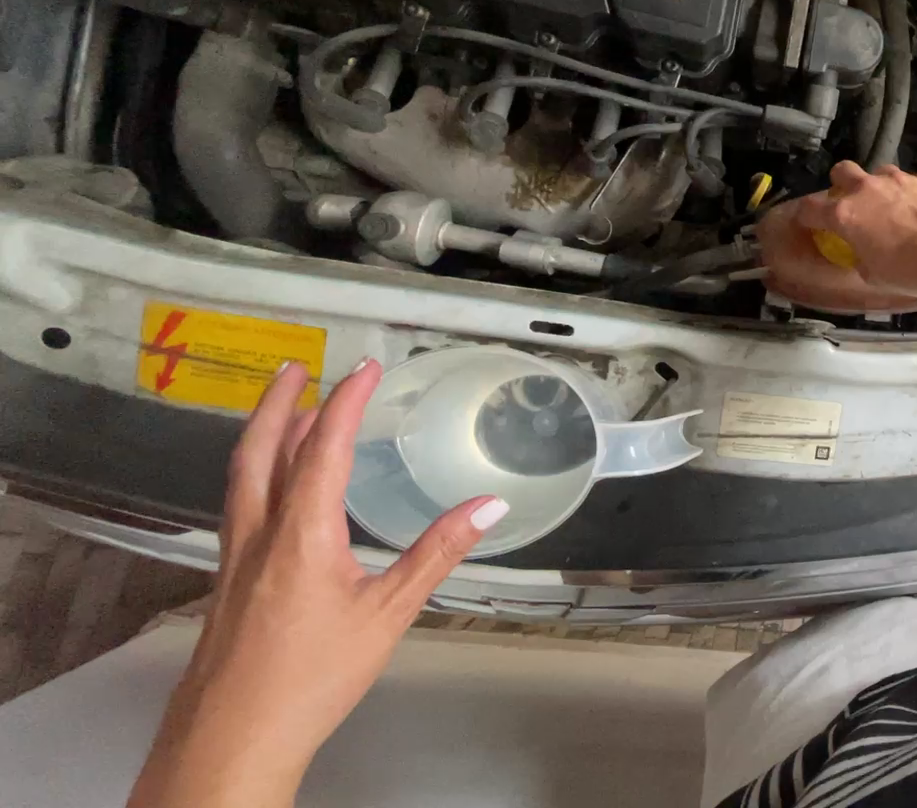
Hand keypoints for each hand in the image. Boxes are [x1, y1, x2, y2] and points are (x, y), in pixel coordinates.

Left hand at [128, 359, 508, 807]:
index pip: (321, 453)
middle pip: (257, 456)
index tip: (363, 369)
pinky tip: (280, 487)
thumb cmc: (310, 679)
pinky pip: (241, 507)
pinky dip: (261, 473)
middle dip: (276, 406)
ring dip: (265, 436)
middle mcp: (256, 539)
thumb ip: (438, 553)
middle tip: (294, 369)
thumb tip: (491, 504)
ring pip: (242, 481)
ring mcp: (234, 562)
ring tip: (290, 410)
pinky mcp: (227, 584)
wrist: (226, 747)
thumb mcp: (389, 613)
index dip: (343, 405)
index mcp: (299, 538)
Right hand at [789, 161, 916, 295]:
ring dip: (875, 186)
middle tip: (850, 203)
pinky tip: (915, 210)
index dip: (806, 216)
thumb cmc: (907, 272)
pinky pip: (905, 181)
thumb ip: (859, 256)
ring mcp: (896, 181)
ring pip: (876, 173)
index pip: (810, 208)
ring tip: (887, 206)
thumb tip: (861, 252)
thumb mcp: (871, 274)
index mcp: (845, 215)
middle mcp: (866, 190)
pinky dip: (904, 193)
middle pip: (841, 171)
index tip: (808, 222)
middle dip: (840, 184)